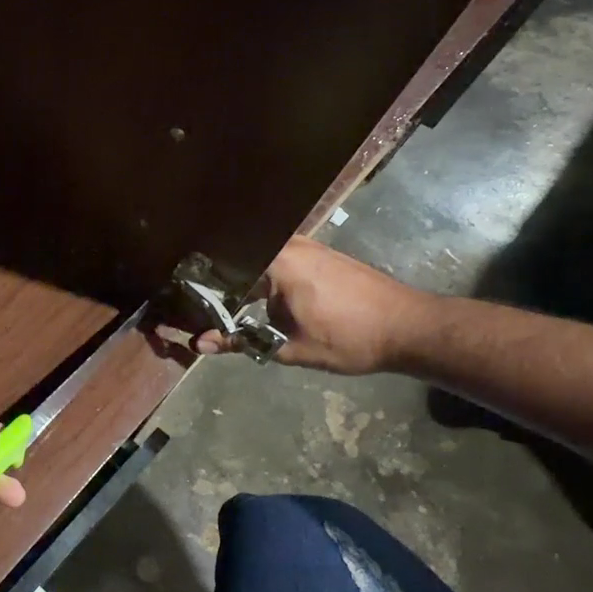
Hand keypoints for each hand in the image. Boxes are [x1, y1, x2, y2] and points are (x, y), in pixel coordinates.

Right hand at [195, 236, 436, 374]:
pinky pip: (277, 259)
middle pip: (236, 257)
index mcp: (276, 260)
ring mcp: (306, 246)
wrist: (412, 329)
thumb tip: (197, 344)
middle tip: (195, 302)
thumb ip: (239, 342)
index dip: (197, 282)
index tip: (180, 298)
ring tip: (220, 302)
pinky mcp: (319, 254)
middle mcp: (288, 244)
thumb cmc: (349, 338)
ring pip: (256, 257)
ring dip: (239, 278)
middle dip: (216, 280)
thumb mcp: (288, 347)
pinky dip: (261, 276)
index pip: (221, 264)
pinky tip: (255, 298)